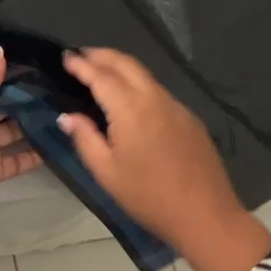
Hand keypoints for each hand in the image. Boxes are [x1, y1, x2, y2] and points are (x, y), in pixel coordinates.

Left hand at [0, 47, 42, 256]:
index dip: (7, 76)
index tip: (35, 63)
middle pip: (3, 108)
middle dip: (25, 99)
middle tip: (57, 85)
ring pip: (14, 132)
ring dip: (34, 124)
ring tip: (63, 109)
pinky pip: (19, 158)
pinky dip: (36, 154)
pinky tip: (58, 142)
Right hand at [58, 48, 270, 270]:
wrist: (205, 215)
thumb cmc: (148, 196)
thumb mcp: (106, 171)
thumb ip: (84, 138)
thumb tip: (68, 116)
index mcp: (130, 109)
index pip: (101, 76)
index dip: (81, 64)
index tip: (65, 56)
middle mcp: (155, 98)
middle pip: (126, 63)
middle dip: (102, 55)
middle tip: (81, 55)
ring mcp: (176, 106)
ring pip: (145, 75)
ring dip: (121, 67)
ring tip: (101, 73)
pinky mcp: (189, 118)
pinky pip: (158, 91)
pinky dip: (138, 84)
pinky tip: (130, 100)